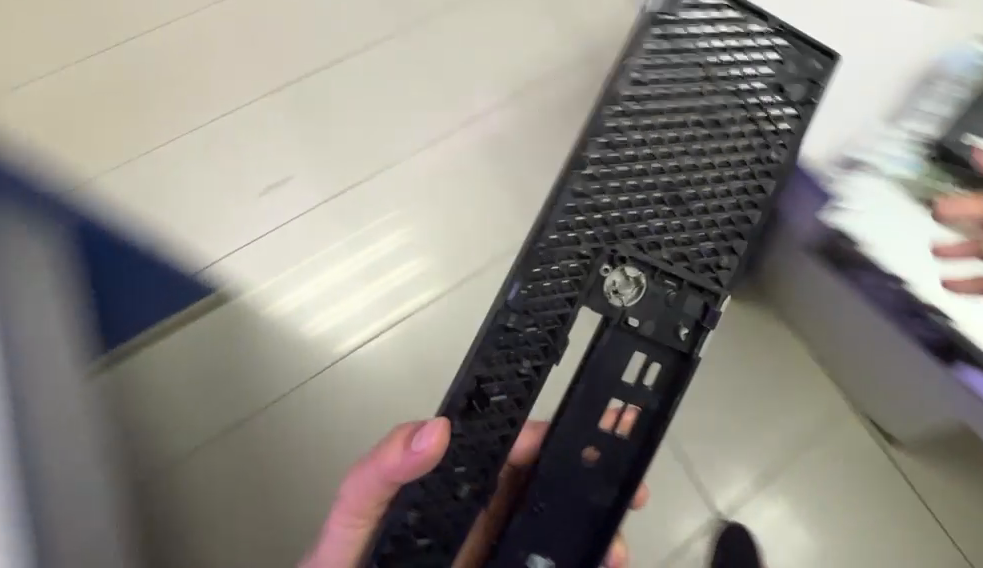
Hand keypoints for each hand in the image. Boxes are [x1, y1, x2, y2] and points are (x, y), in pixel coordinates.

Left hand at [301, 417, 648, 567]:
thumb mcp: (350, 524)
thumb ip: (379, 475)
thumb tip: (435, 429)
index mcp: (456, 489)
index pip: (514, 451)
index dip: (556, 436)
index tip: (593, 432)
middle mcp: (483, 520)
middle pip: (549, 490)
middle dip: (594, 480)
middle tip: (632, 485)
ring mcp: (498, 556)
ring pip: (558, 535)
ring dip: (596, 529)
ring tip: (618, 544)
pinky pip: (551, 566)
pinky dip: (584, 560)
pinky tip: (602, 562)